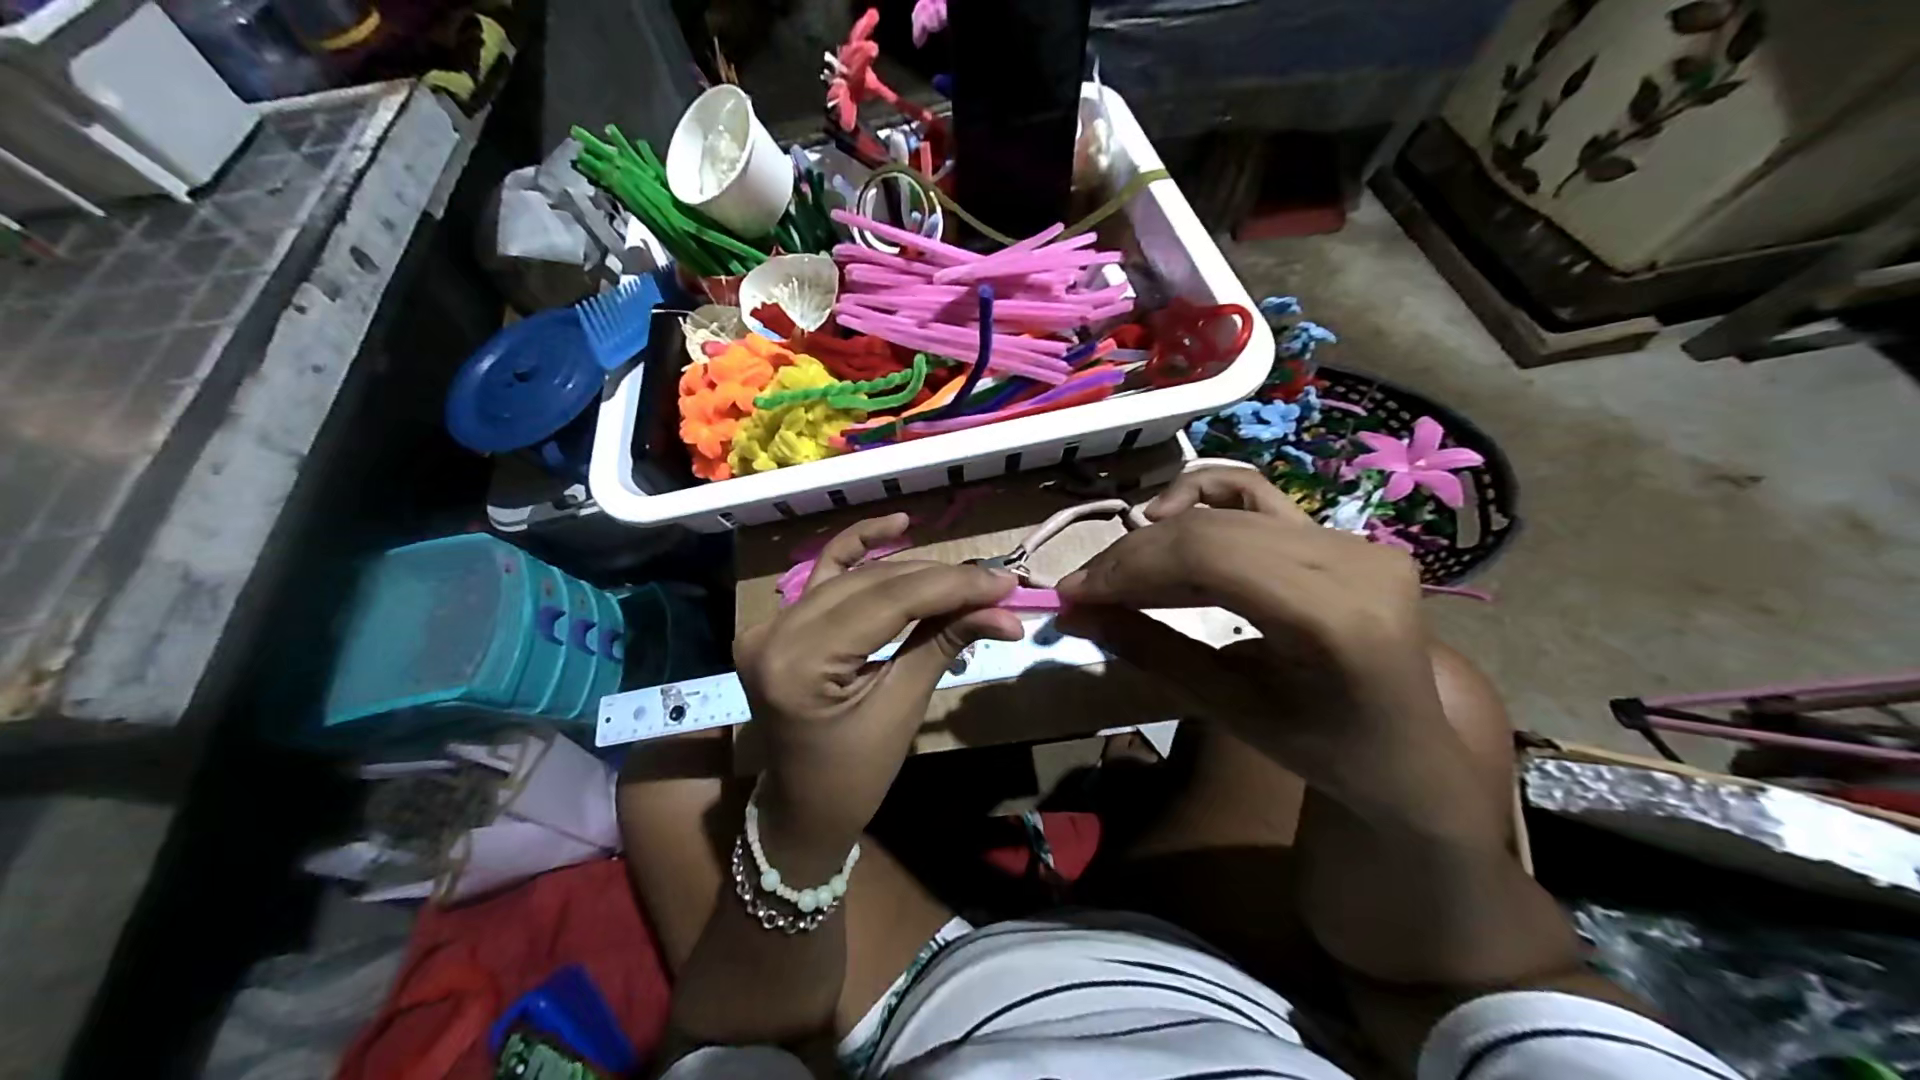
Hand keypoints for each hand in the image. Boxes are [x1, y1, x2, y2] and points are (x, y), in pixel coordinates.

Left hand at [736, 513, 1020, 868]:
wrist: (801, 807)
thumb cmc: (854, 775)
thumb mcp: (902, 708)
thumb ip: (945, 643)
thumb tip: (1004, 608)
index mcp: (799, 663)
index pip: (887, 602)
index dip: (951, 587)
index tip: (1004, 582)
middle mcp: (775, 631)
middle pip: (872, 583)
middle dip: (940, 581)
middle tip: (995, 584)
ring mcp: (771, 623)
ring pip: (857, 577)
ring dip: (914, 572)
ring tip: (967, 577)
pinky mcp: (778, 621)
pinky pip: (825, 574)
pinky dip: (861, 547)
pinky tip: (897, 525)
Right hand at [1055, 468, 1455, 812]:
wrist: (1409, 753)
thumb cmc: (1324, 749)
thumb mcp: (1230, 709)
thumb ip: (1152, 649)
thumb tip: (1077, 613)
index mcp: (1334, 618)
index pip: (1208, 558)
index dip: (1130, 567)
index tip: (1076, 592)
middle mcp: (1352, 561)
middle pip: (1212, 530)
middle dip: (1134, 555)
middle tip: (1085, 588)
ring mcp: (1353, 540)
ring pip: (1227, 510)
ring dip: (1160, 535)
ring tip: (1120, 568)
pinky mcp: (1343, 534)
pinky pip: (1259, 496)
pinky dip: (1205, 498)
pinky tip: (1168, 515)